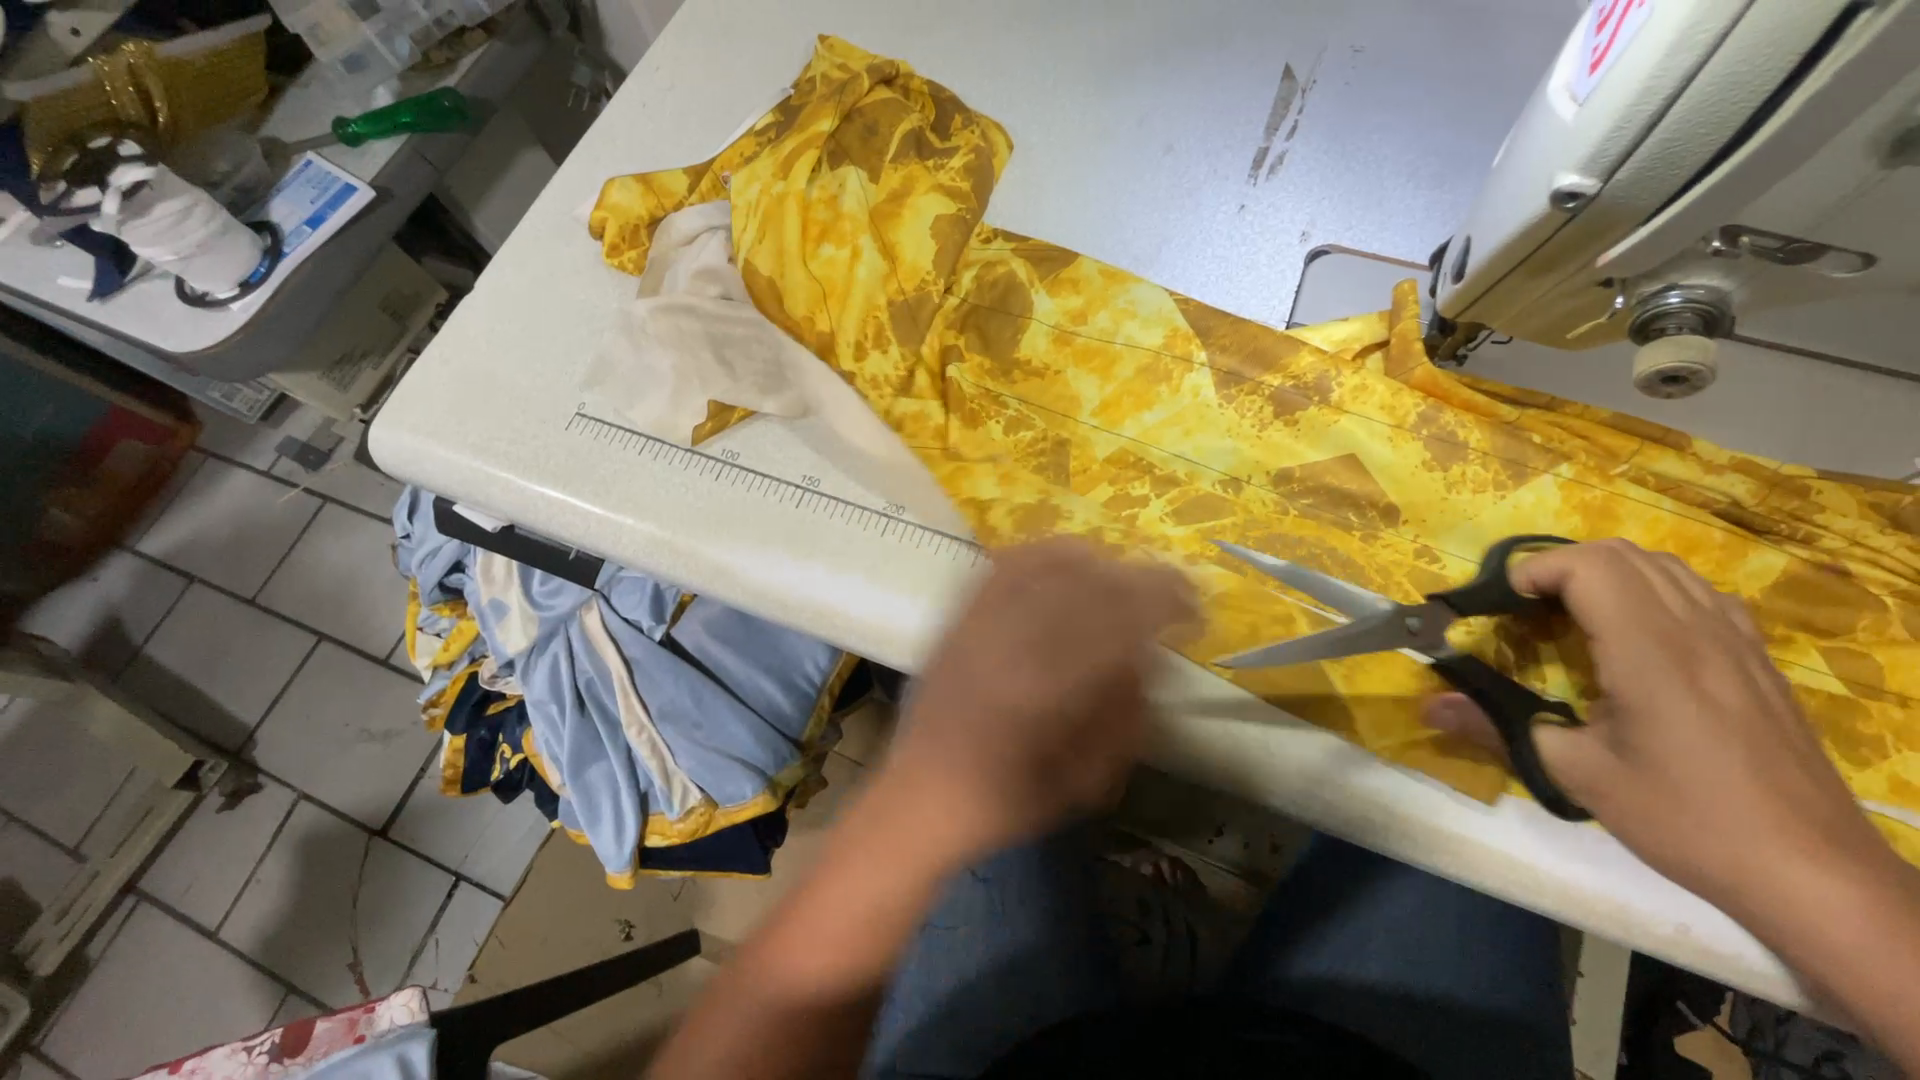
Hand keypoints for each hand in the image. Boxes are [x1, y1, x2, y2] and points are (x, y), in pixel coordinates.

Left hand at [881, 538, 1196, 863]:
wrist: (921, 795)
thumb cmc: (1011, 799)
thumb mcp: (1088, 778)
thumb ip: (1126, 713)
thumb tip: (1150, 657)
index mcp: (1055, 685)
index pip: (1126, 617)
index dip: (1170, 603)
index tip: (1194, 611)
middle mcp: (1018, 640)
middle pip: (1095, 582)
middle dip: (1144, 580)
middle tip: (1171, 594)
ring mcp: (983, 621)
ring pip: (1054, 564)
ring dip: (1102, 564)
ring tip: (1123, 577)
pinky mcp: (959, 616)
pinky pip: (1007, 564)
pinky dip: (1045, 553)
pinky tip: (1068, 559)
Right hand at [1422, 539, 1898, 914]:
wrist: (1809, 870)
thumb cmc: (1683, 818)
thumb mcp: (1578, 775)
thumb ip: (1497, 727)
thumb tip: (1429, 707)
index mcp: (1651, 650)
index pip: (1591, 566)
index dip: (1536, 570)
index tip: (1503, 604)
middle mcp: (1698, 629)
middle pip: (1626, 555)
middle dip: (1564, 567)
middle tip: (1527, 610)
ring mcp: (1738, 641)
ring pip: (1668, 568)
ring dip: (1610, 576)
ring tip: (1574, 618)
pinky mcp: (1759, 661)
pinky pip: (1701, 595)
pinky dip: (1655, 593)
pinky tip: (1638, 639)